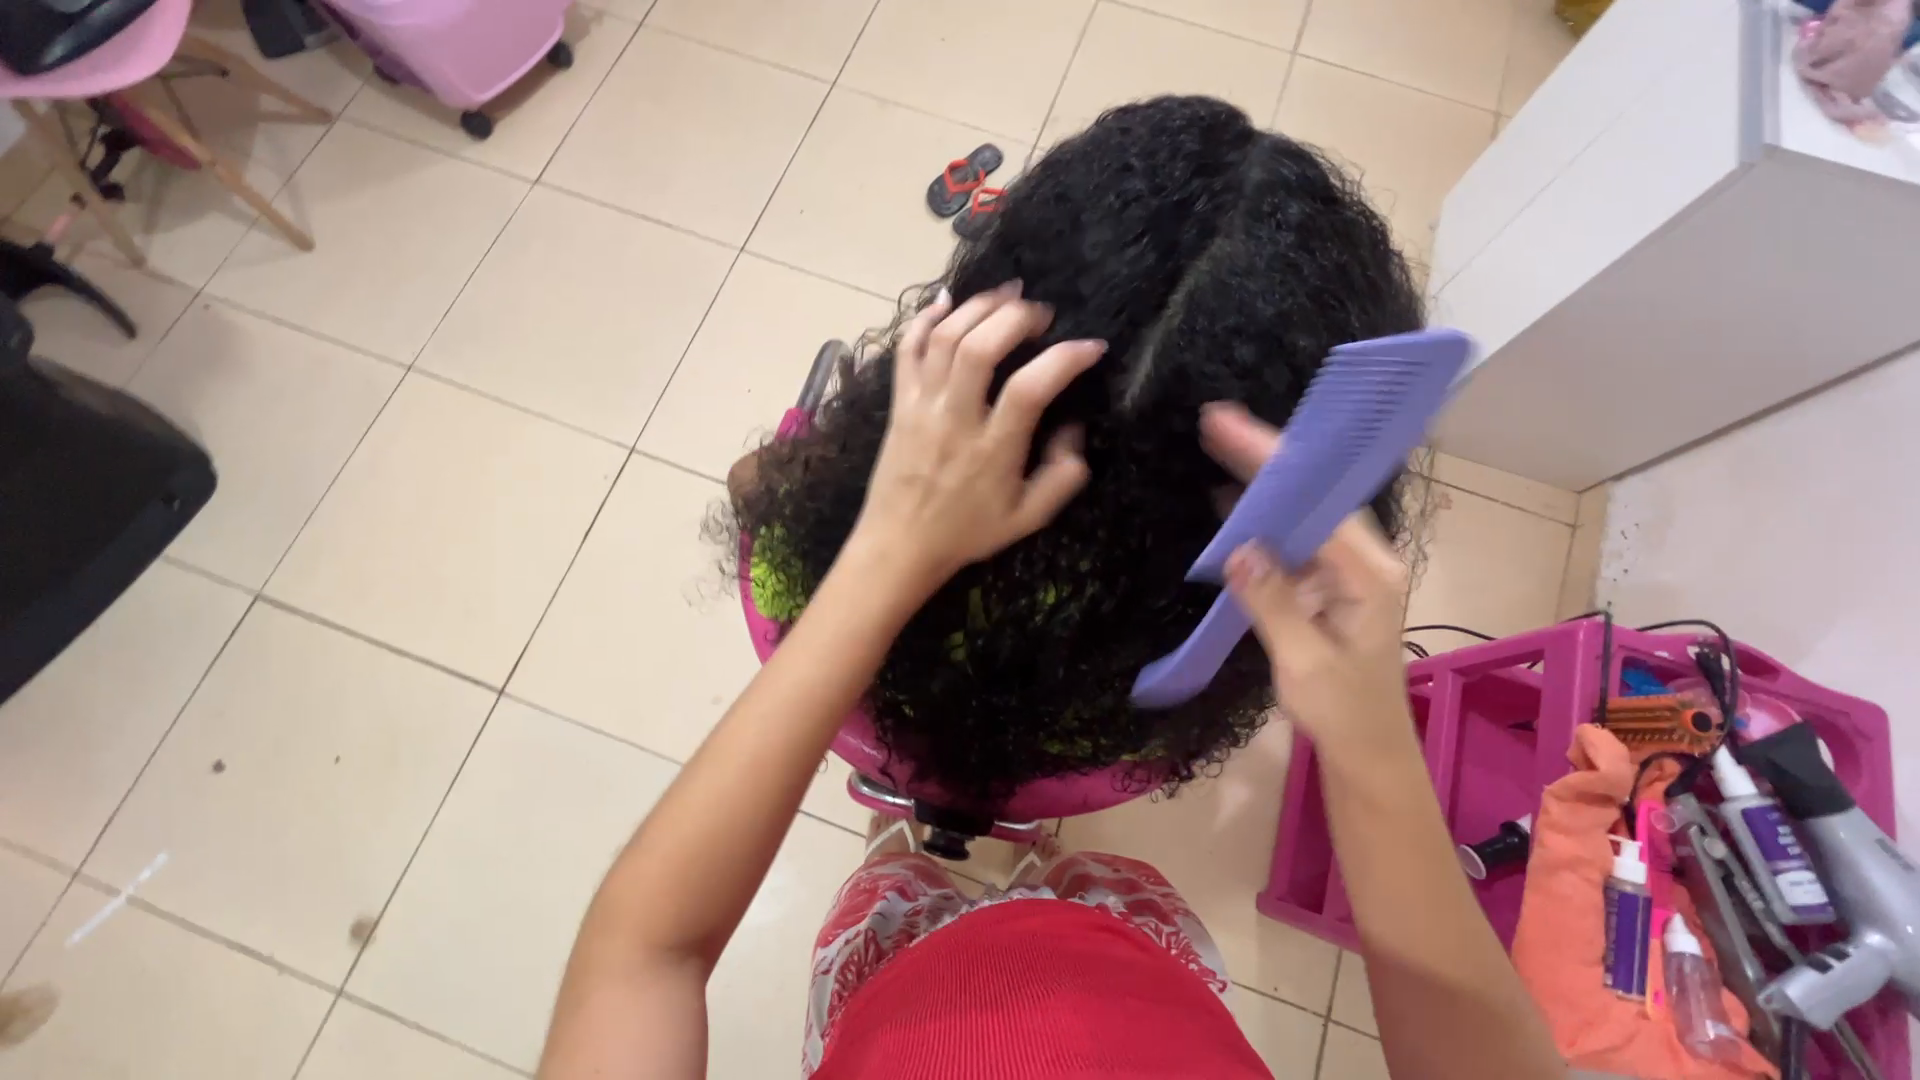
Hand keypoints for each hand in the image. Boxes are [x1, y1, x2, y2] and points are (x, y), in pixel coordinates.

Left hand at [844, 281, 1106, 597]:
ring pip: (943, 340)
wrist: (900, 545)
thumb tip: (1074, 429)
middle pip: (979, 348)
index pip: (1030, 388)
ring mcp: (921, 408)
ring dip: (977, 307)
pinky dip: (924, 319)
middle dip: (1016, 318)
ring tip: (1007, 295)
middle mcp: (955, 421)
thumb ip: (1062, 477)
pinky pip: (906, 351)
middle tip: (1042, 314)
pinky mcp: (898, 404)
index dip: (1065, 358)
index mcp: (993, 450)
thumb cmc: (968, 532)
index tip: (1091, 346)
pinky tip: (946, 301)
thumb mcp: (1028, 518)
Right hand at [1201, 402, 1417, 767]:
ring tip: (1216, 445)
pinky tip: (1227, 503)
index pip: (1318, 503)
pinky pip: (1288, 544)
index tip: (1232, 429)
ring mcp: (1341, 573)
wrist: (1365, 751)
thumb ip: (1274, 603)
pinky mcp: (1321, 588)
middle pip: (1311, 496)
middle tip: (1216, 422)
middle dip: (1265, 459)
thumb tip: (1238, 549)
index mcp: (1369, 574)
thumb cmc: (1344, 712)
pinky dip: (1258, 522)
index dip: (1274, 464)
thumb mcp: (1306, 662)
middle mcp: (1362, 562)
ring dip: (1259, 485)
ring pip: (1298, 515)